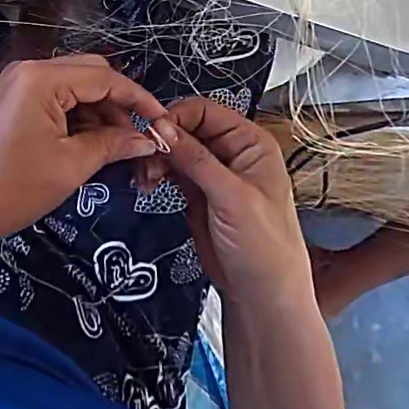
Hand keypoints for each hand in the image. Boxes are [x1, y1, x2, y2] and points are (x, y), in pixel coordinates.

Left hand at [0, 55, 165, 261]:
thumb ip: (113, 144)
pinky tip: (91, 145)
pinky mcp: (15, 101)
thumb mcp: (70, 167)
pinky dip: (79, 119)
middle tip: (137, 139)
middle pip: (92, 75)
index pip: (105, 77)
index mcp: (43, 78)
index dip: (139, 99)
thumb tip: (147, 139)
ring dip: (100, 113)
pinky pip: (58, 100)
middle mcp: (31, 71)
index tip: (162, 122)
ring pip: (77, 88)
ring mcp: (20, 84)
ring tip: (116, 148)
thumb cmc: (10, 190)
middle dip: (119, 105)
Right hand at [155, 99, 310, 301]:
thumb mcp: (231, 198)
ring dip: (156, 157)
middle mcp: (232, 151)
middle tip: (145, 161)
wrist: (262, 296)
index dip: (178, 118)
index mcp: (250, 142)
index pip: (207, 111)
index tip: (152, 134)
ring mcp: (213, 172)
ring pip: (176, 148)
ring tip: (146, 178)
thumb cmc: (263, 245)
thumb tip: (161, 126)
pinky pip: (172, 170)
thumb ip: (196, 160)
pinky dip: (157, 173)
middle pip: (188, 127)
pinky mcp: (198, 192)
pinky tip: (148, 184)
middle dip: (163, 140)